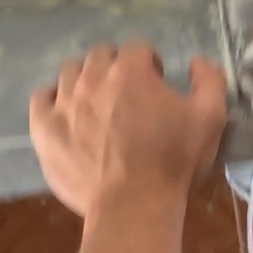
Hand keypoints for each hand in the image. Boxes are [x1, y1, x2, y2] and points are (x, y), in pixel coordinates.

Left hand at [29, 42, 227, 219]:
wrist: (132, 204)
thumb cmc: (174, 160)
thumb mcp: (210, 119)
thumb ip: (210, 81)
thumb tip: (198, 61)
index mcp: (132, 72)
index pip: (138, 47)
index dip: (150, 63)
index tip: (158, 82)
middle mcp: (93, 78)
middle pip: (101, 55)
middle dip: (117, 67)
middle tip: (130, 94)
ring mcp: (64, 102)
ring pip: (70, 72)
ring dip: (86, 80)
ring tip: (99, 105)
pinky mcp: (44, 127)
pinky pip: (42, 97)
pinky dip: (55, 100)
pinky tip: (70, 115)